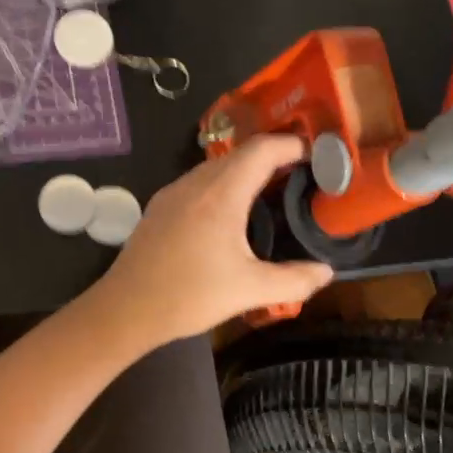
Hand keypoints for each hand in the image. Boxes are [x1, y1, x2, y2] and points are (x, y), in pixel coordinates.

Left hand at [88, 135, 334, 347]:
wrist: (126, 308)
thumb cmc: (189, 295)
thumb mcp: (250, 290)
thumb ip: (295, 280)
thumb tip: (326, 272)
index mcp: (220, 194)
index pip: (261, 150)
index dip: (292, 145)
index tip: (318, 154)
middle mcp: (194, 184)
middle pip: (239, 154)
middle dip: (273, 157)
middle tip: (303, 174)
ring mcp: (172, 193)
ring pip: (215, 167)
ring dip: (245, 171)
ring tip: (272, 190)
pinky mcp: (159, 208)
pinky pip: (198, 183)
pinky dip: (223, 185)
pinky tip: (232, 212)